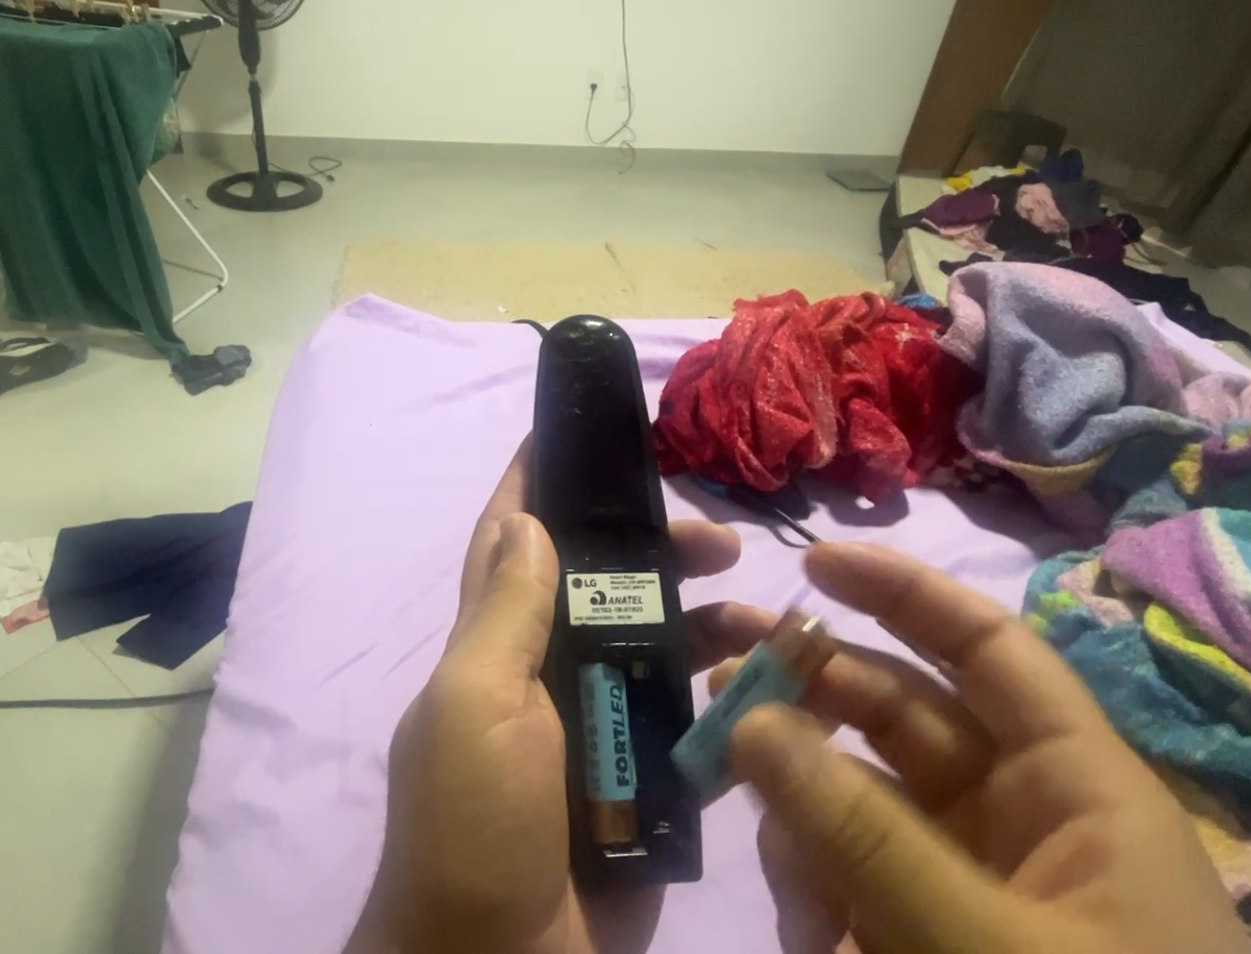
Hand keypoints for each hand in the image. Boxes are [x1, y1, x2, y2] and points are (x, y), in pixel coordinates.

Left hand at [348, 440, 774, 953]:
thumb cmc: (477, 824)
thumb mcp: (475, 706)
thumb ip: (500, 613)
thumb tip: (523, 515)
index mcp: (497, 645)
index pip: (510, 541)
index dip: (537, 480)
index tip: (577, 427)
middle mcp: (545, 671)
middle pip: (606, 584)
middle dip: (659, 550)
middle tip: (722, 541)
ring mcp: (598, 724)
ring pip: (661, 645)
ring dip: (711, 621)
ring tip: (767, 618)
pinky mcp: (642, 777)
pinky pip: (694, 718)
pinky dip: (731, 692)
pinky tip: (775, 681)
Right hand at [720, 542, 1250, 953]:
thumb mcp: (977, 947)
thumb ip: (858, 830)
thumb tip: (750, 717)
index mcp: (1075, 791)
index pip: (987, 650)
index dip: (903, 592)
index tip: (809, 563)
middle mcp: (1016, 815)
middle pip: (896, 709)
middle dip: (807, 682)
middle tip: (716, 661)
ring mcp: (959, 874)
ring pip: (852, 787)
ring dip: (795, 798)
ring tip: (764, 841)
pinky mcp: (913, 927)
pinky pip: (842, 865)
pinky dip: (807, 878)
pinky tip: (805, 928)